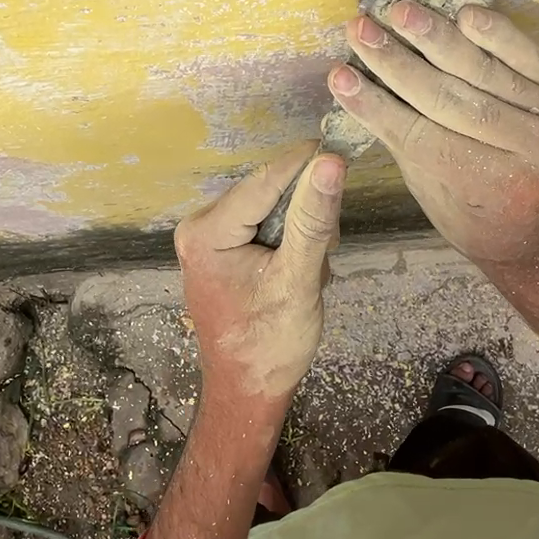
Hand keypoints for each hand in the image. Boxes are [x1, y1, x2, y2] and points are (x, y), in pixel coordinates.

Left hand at [173, 140, 347, 401]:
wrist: (247, 390)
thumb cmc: (270, 344)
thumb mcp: (298, 279)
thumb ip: (314, 220)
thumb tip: (330, 162)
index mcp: (206, 232)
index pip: (263, 181)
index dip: (303, 163)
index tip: (341, 147)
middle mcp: (198, 225)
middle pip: (265, 192)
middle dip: (302, 212)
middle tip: (327, 246)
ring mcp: (205, 236)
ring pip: (267, 207)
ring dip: (297, 230)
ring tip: (309, 270)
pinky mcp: (217, 247)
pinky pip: (260, 224)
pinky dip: (285, 240)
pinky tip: (294, 271)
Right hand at [326, 0, 538, 266]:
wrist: (535, 231)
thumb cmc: (470, 218)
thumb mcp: (428, 191)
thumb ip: (401, 137)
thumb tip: (352, 84)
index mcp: (492, 191)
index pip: (419, 136)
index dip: (375, 104)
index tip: (338, 75)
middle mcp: (530, 156)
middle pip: (448, 98)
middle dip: (396, 62)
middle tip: (360, 30)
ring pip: (481, 71)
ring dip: (434, 36)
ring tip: (397, 11)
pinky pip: (527, 57)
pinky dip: (495, 33)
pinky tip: (463, 13)